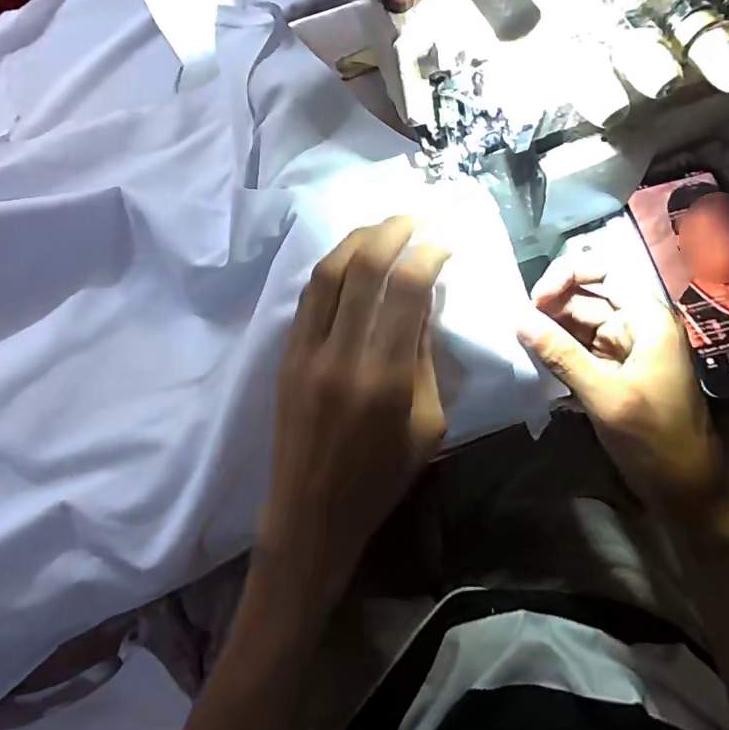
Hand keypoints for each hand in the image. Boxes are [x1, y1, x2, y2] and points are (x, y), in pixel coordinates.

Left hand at [258, 217, 449, 598]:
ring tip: (381, 227)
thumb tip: (424, 302)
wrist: (311, 511)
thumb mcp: (429, 423)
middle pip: (364, 268)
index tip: (443, 242)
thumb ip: (425, 358)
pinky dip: (331, 267)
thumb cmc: (382, 476)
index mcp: (387, 377)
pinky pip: (308, 296)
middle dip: (392, 231)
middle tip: (413, 218)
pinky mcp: (285, 355)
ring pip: (328, 273)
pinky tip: (349, 258)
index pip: (407, 290)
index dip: (428, 255)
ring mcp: (305, 351)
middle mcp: (342, 354)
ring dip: (356, 240)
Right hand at [517, 256, 728, 527]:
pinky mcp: (613, 372)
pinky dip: (558, 353)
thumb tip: (518, 319)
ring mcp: (625, 349)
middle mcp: (638, 326)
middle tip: (520, 326)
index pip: (608, 271)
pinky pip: (579, 349)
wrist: (685, 491)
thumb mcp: (605, 395)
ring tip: (522, 345)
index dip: (569, 275)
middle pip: (589, 296)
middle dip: (553, 306)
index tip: (537, 298)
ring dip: (551, 331)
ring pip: (580, 324)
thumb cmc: (654, 439)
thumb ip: (561, 354)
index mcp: (649, 320)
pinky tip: (535, 364)